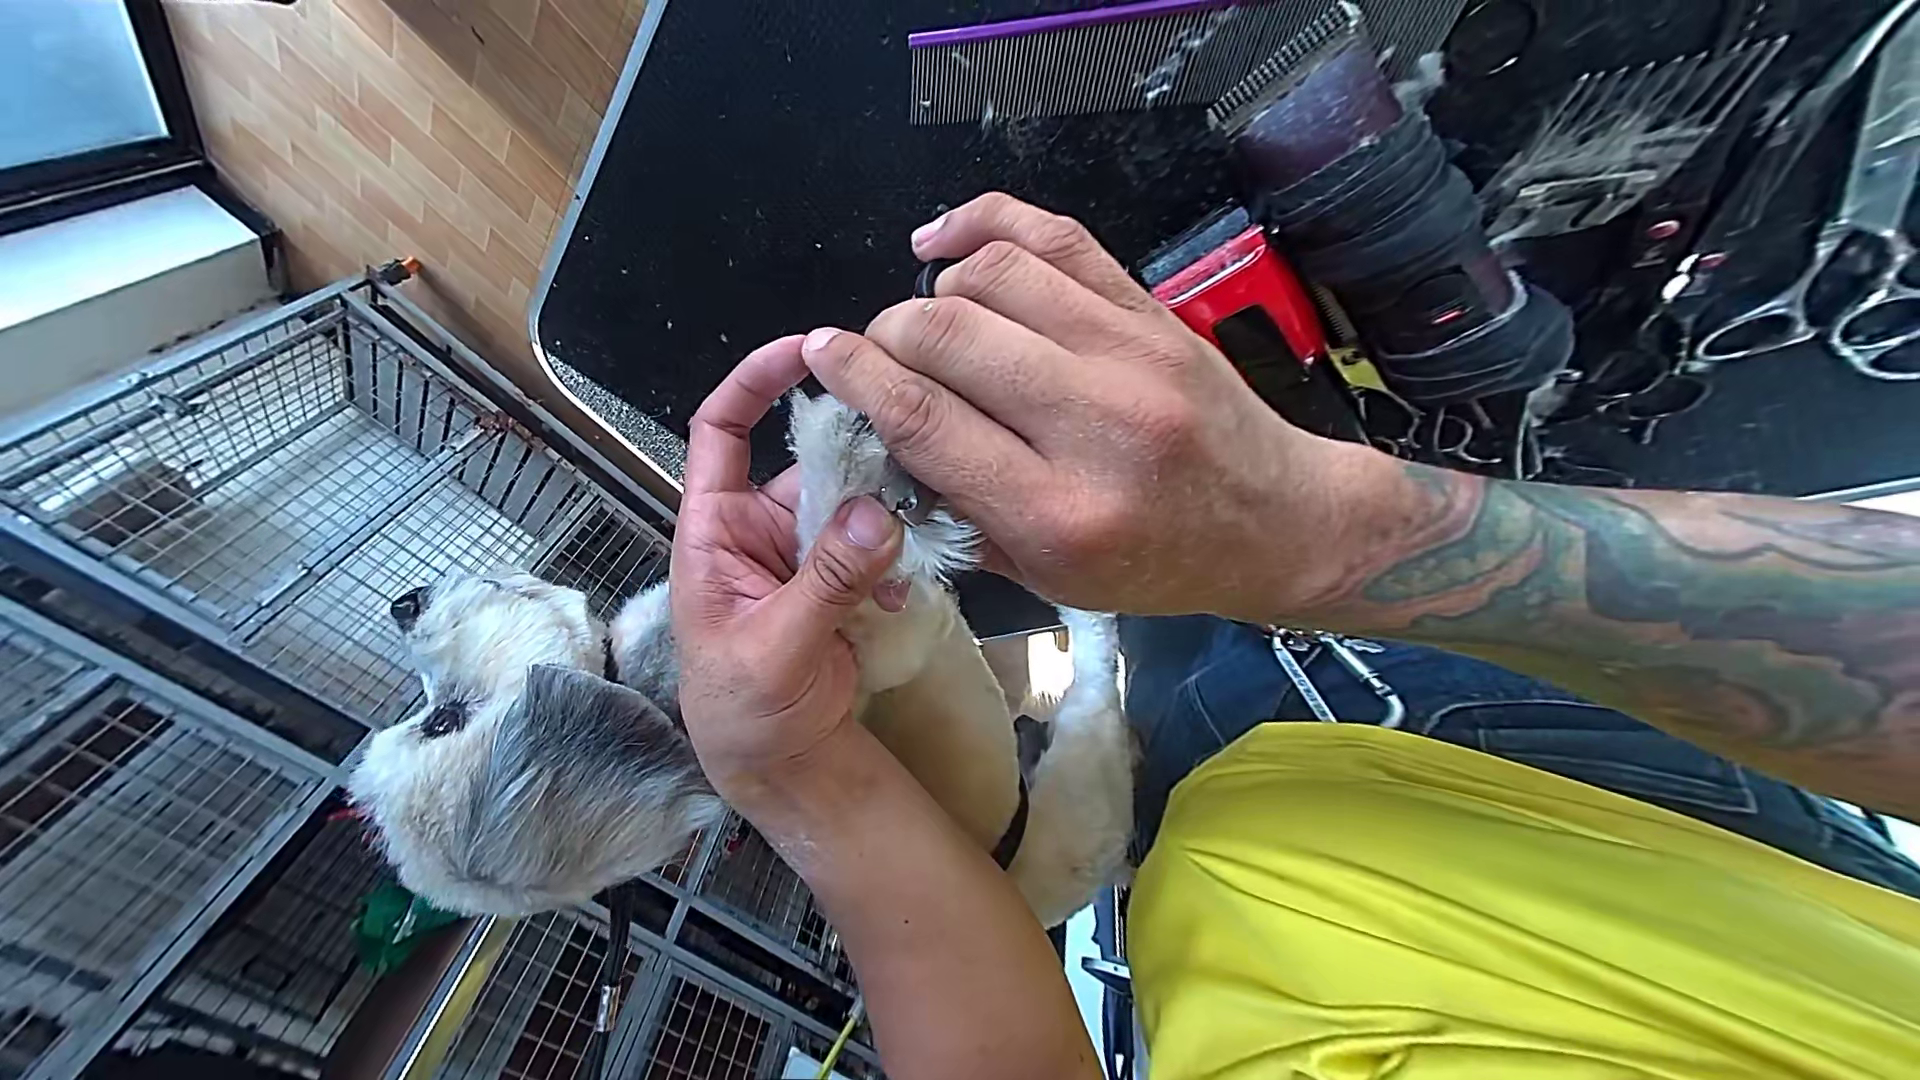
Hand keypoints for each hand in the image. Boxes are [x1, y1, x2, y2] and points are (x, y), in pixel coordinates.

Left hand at [670, 337, 906, 806]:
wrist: (782, 758)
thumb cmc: (744, 707)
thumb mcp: (775, 645)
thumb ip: (825, 580)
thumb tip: (876, 513)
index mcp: (716, 529)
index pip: (721, 431)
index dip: (754, 383)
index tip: (806, 351)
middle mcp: (760, 527)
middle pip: (808, 464)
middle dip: (854, 462)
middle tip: (905, 461)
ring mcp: (805, 552)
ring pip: (850, 504)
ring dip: (882, 519)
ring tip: (909, 539)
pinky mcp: (840, 577)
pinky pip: (873, 544)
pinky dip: (892, 558)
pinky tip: (897, 593)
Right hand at [798, 192, 1388, 620]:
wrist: (1273, 522)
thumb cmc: (1156, 566)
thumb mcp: (1049, 578)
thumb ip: (963, 516)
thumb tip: (893, 445)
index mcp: (1057, 512)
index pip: (926, 421)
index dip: (858, 378)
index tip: (824, 357)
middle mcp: (1093, 423)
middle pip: (948, 336)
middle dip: (885, 334)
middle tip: (877, 353)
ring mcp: (1130, 353)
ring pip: (992, 277)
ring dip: (933, 291)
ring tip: (927, 321)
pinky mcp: (1151, 313)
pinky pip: (1054, 236)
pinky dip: (984, 224)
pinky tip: (945, 242)